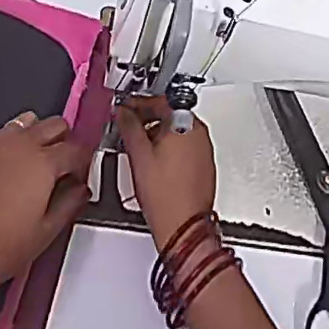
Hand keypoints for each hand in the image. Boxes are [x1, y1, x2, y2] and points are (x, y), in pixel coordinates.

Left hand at [0, 112, 91, 283]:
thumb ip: (70, 203)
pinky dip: (17, 138)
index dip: (84, 163)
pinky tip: (15, 161)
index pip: (76, 148)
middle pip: (57, 124)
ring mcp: (0, 143)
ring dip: (41, 134)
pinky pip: (7, 130)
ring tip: (40, 161)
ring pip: (31, 120)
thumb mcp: (47, 231)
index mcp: (45, 162)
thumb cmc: (1, 244)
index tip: (81, 177)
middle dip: (66, 142)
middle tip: (65, 168)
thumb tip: (79, 191)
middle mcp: (24, 145)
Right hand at [116, 96, 217, 248]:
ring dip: (158, 133)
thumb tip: (124, 112)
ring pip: (177, 131)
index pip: (161, 101)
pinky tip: (154, 161)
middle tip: (130, 125)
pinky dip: (169, 147)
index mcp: (186, 124)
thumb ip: (129, 126)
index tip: (126, 108)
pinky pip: (185, 146)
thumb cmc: (165, 196)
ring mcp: (204, 150)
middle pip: (170, 114)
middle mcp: (200, 133)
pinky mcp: (204, 165)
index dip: (139, 103)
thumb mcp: (139, 155)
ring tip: (139, 146)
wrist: (183, 228)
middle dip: (148, 119)